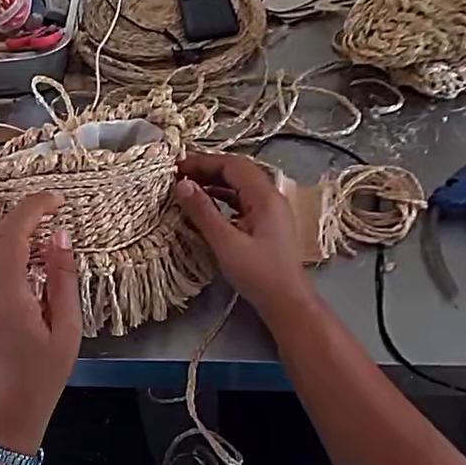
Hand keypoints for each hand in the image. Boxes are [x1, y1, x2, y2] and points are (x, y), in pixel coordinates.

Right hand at [173, 152, 315, 314]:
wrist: (287, 302)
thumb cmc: (258, 274)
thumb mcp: (226, 243)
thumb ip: (203, 212)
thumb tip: (182, 184)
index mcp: (265, 196)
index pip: (232, 165)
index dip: (203, 162)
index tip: (177, 167)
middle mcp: (271, 197)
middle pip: (238, 171)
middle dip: (208, 169)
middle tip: (179, 175)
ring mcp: (271, 210)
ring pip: (240, 186)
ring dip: (215, 183)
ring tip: (188, 187)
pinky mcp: (267, 224)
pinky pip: (243, 201)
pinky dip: (223, 198)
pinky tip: (207, 205)